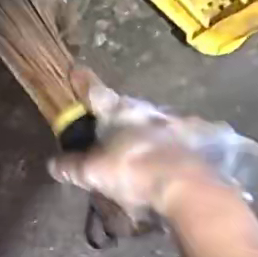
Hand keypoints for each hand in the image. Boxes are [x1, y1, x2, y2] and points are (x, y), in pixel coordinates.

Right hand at [48, 84, 257, 218]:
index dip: (83, 83)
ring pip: (158, 122)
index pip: (95, 92)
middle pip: (129, 107)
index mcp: (120, 111)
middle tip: (112, 128)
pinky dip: (175, 148)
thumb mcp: (93, 173)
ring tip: (144, 152)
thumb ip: (72, 167)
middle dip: (121, 115)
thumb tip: (53, 165)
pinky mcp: (204, 137)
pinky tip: (174, 161)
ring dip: (150, 133)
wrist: (186, 185)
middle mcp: (150, 109)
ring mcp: (180, 121)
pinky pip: (184, 139)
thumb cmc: (132, 171)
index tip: (76, 70)